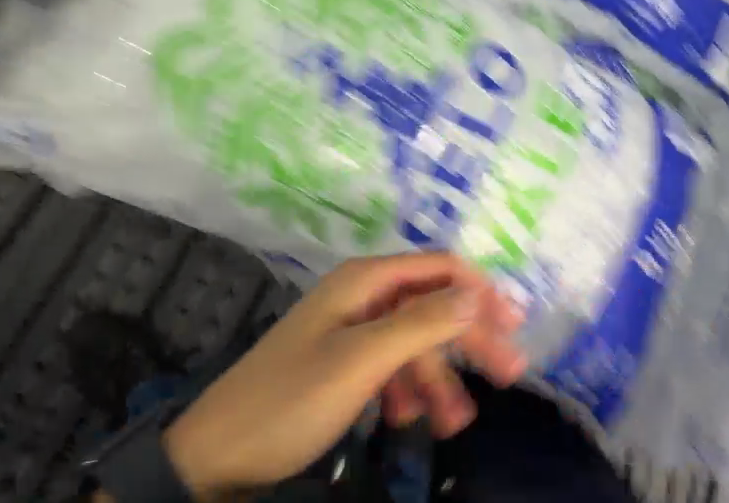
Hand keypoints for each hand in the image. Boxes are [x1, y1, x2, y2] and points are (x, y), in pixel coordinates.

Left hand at [161, 252, 526, 494]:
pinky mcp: (341, 365)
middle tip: (509, 376)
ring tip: (455, 422)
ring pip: (415, 344)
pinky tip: (410, 418)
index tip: (516, 325)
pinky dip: (409, 390)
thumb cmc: (291, 400)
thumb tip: (478, 292)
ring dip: (440, 378)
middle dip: (470, 340)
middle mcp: (363, 297)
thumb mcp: (362, 361)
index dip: (482, 291)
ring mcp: (351, 331)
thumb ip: (423, 323)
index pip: (441, 268)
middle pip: (433, 306)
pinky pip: (391, 367)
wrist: (212, 460)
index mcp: (366, 281)